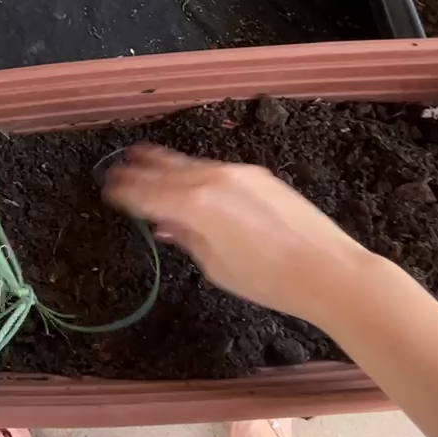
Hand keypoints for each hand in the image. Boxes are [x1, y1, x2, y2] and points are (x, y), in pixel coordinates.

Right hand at [102, 143, 380, 322]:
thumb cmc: (268, 280)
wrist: (329, 271)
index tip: (108, 188)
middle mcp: (210, 180)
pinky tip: (187, 173)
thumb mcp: (215, 266)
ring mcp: (234, 172)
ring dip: (163, 162)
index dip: (124, 191)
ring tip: (142, 156)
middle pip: (163, 169)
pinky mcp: (255, 173)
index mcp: (193, 205)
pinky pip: (212, 167)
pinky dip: (191, 169)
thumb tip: (164, 224)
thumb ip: (185, 238)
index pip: (147, 193)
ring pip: (188, 163)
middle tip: (116, 166)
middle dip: (138, 169)